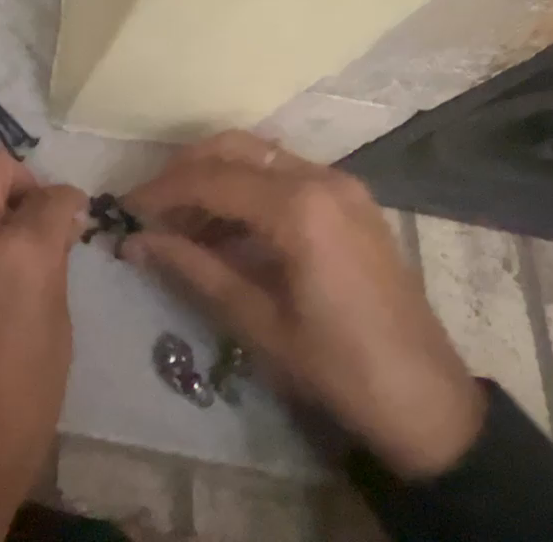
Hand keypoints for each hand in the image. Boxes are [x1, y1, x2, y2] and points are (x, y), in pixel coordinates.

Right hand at [120, 131, 484, 477]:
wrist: (427, 402)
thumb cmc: (338, 367)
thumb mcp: (256, 321)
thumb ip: (193, 268)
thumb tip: (135, 242)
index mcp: (300, 208)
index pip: (210, 180)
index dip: (160, 192)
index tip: (125, 211)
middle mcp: (322, 179)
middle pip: (233, 150)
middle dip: (184, 173)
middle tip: (151, 210)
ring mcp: (342, 186)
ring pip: (258, 156)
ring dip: (213, 178)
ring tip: (180, 224)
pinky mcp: (351, 201)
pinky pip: (284, 175)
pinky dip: (246, 189)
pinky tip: (223, 230)